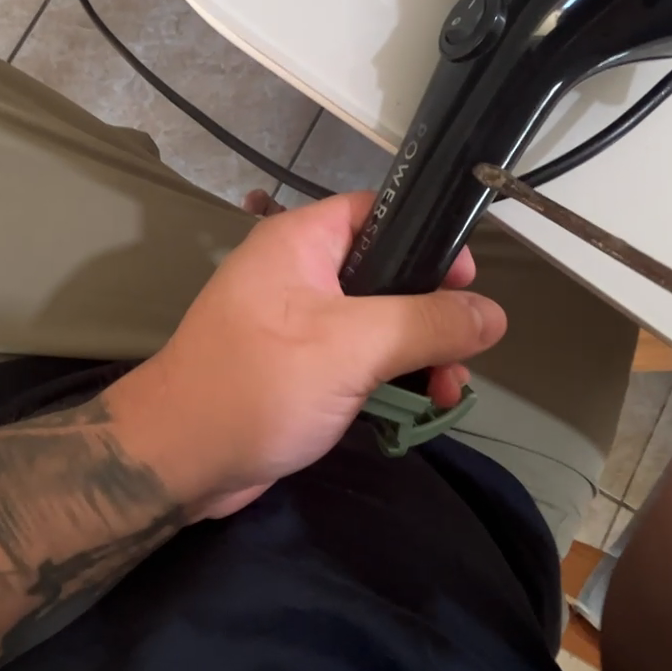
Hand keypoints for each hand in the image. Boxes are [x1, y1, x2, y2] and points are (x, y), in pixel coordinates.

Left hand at [106, 192, 507, 519]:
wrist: (179, 458)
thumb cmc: (259, 383)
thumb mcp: (351, 345)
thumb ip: (425, 323)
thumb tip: (493, 312)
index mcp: (300, 242)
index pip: (377, 212)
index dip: (427, 237)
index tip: (467, 281)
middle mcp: (298, 273)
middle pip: (387, 274)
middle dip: (432, 314)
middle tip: (464, 354)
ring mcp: (298, 323)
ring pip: (377, 324)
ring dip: (418, 355)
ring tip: (448, 396)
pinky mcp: (299, 368)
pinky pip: (357, 360)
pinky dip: (389, 380)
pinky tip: (417, 410)